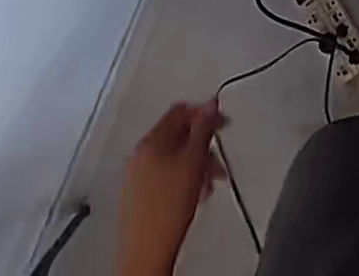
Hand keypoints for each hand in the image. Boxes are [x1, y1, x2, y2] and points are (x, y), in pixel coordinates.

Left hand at [117, 102, 225, 275]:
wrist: (147, 254)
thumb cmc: (165, 211)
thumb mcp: (194, 160)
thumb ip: (204, 129)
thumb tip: (210, 105)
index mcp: (150, 142)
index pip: (179, 111)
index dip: (203, 111)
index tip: (220, 118)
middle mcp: (140, 155)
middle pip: (178, 135)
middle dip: (202, 143)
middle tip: (216, 152)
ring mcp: (138, 177)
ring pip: (174, 157)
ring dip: (196, 163)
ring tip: (210, 178)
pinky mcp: (141, 197)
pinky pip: (167, 176)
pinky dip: (184, 178)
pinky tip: (195, 192)